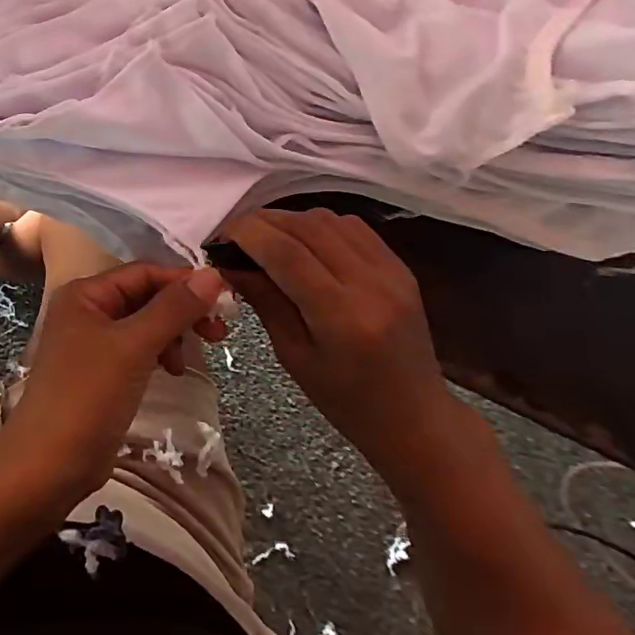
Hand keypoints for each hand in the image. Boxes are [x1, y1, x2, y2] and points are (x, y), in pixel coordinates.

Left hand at [1, 262, 227, 495]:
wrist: (51, 460)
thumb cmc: (88, 394)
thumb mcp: (134, 346)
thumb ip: (173, 309)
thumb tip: (214, 274)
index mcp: (84, 294)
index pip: (143, 272)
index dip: (184, 281)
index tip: (227, 300)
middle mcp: (85, 311)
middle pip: (145, 296)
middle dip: (181, 310)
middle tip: (218, 333)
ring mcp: (91, 342)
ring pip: (144, 324)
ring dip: (172, 335)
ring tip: (185, 362)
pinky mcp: (100, 371)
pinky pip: (138, 349)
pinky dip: (158, 354)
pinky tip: (171, 371)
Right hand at [216, 209, 464, 471]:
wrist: (414, 414)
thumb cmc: (344, 397)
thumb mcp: (291, 354)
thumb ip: (264, 300)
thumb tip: (227, 264)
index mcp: (342, 315)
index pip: (286, 253)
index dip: (247, 233)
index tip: (219, 235)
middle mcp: (371, 284)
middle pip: (307, 227)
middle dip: (262, 222)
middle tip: (234, 236)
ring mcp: (391, 272)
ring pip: (329, 220)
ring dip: (289, 220)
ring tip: (265, 238)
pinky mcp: (400, 267)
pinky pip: (352, 228)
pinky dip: (318, 226)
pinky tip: (301, 242)